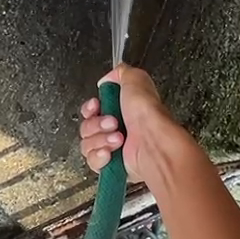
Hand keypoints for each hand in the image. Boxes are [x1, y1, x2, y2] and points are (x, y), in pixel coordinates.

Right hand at [77, 64, 187, 184]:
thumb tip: (107, 78)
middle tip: (113, 123)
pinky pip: (92, 161)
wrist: (153, 144)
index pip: (91, 110)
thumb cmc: (148, 115)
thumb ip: (120, 73)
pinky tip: (111, 153)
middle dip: (96, 124)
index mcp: (120, 110)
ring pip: (86, 144)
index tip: (96, 106)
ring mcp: (112, 148)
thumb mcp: (136, 80)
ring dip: (100, 139)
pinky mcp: (111, 166)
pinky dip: (99, 156)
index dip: (89, 108)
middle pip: (86, 126)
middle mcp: (116, 129)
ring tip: (118, 139)